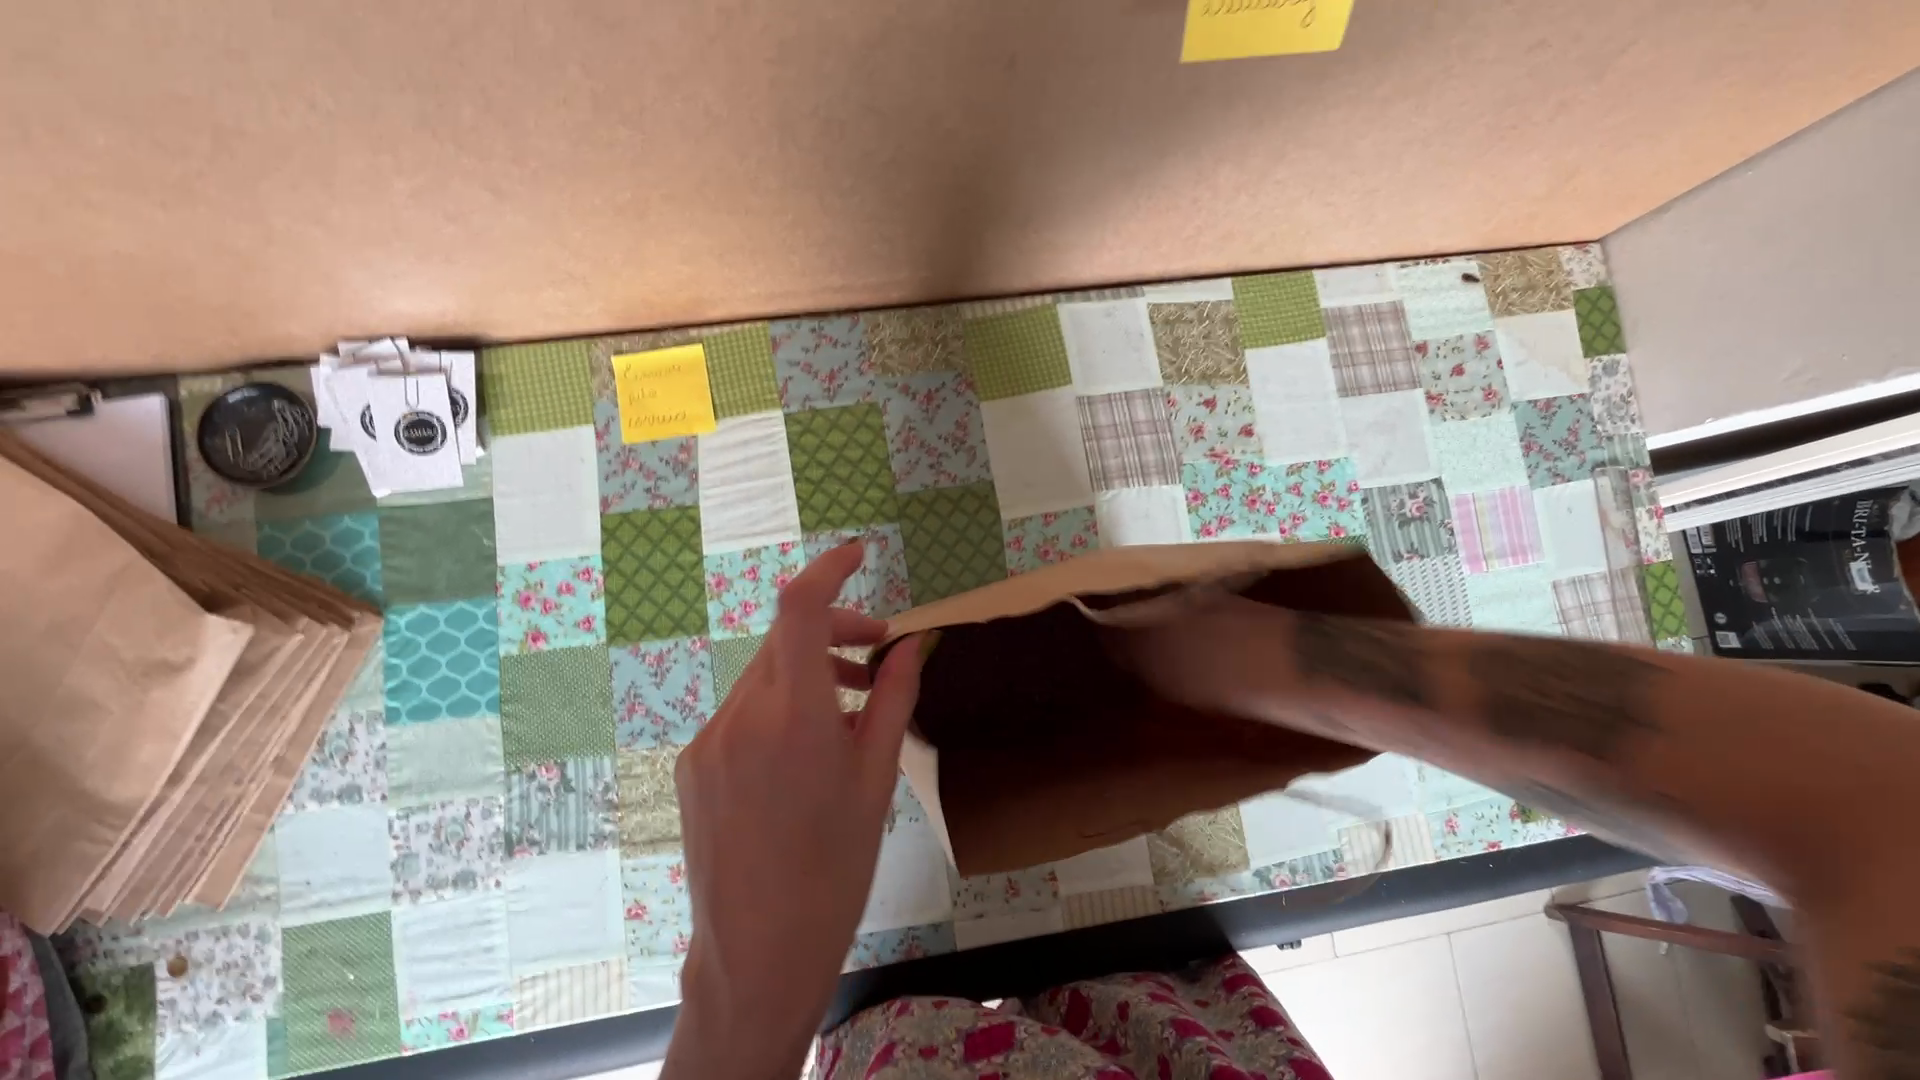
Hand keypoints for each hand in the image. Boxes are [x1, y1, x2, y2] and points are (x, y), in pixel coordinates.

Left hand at [664, 542, 925, 1079]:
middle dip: (834, 632)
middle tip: (878, 655)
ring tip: (848, 710)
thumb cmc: (836, 869)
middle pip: (785, 640)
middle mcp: (742, 716)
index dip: (829, 569)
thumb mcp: (877, 780)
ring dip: (806, 673)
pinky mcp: (692, 764)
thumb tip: (913, 644)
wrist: (758, 950)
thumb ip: (894, 701)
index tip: (858, 553)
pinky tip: (801, 756)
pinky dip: (777, 709)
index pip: (799, 609)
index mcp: (796, 718)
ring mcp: (708, 740)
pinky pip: (741, 714)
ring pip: (764, 677)